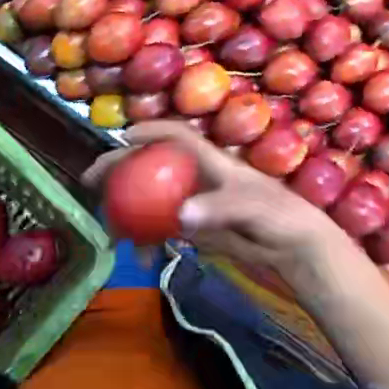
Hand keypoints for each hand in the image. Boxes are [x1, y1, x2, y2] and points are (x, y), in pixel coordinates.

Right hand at [85, 122, 349, 284]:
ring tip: (110, 228)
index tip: (121, 136)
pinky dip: (148, 240)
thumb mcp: (252, 208)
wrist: (296, 249)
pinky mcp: (197, 230)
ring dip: (129, 209)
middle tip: (92, 180)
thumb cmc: (279, 216)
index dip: (150, 130)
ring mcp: (195, 203)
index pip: (176, 135)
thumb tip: (181, 218)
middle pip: (152, 165)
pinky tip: (143, 257)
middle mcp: (198, 177)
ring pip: (152, 199)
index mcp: (211, 161)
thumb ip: (219, 209)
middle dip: (121, 168)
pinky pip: (163, 230)